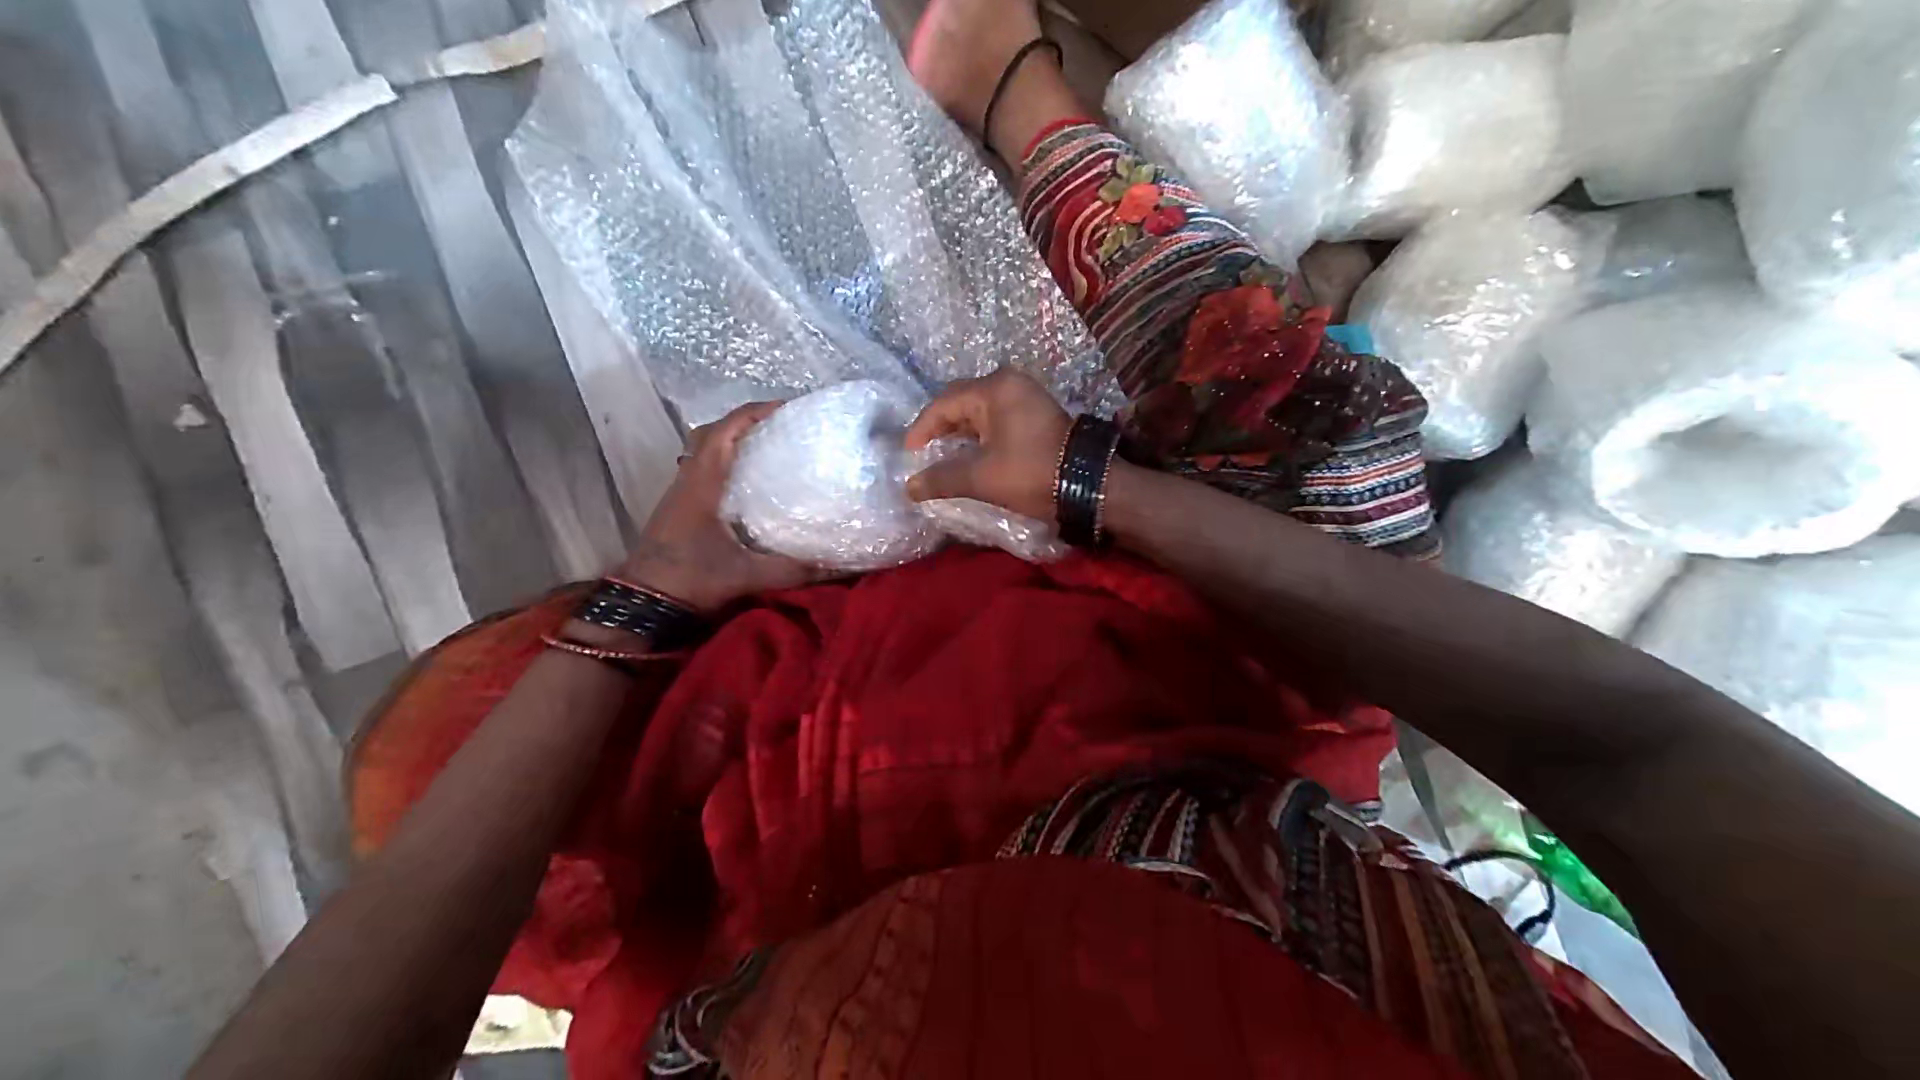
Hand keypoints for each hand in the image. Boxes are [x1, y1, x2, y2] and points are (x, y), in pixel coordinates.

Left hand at [614, 402, 820, 612]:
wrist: (643, 601)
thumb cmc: (691, 579)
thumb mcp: (748, 575)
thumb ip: (793, 570)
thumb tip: (838, 566)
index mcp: (704, 483)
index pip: (727, 430)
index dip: (756, 412)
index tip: (788, 408)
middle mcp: (690, 479)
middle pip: (713, 432)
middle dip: (747, 421)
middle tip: (782, 425)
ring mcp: (681, 492)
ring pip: (705, 449)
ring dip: (734, 440)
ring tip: (770, 447)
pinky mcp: (680, 507)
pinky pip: (704, 468)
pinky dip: (726, 461)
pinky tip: (749, 481)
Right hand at [903, 369, 1070, 521]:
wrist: (1088, 483)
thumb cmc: (1031, 473)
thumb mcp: (981, 478)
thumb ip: (941, 479)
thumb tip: (910, 487)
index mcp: (994, 389)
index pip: (943, 403)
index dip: (922, 429)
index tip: (909, 453)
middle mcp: (1009, 383)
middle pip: (960, 400)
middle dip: (939, 427)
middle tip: (922, 451)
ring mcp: (1025, 395)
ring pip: (979, 409)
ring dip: (959, 431)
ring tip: (942, 454)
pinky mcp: (1035, 412)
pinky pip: (996, 416)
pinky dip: (979, 433)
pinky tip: (969, 452)